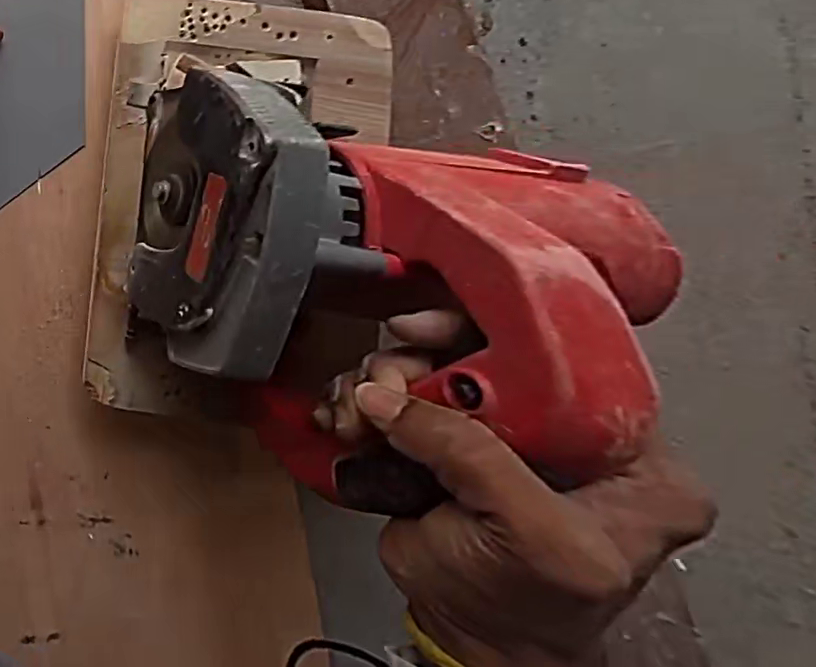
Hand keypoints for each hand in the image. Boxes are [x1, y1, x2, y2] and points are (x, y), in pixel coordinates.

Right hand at [320, 312, 715, 666]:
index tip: (417, 333)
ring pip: (409, 369)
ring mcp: (483, 430)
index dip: (479, 333)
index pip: (552, 357)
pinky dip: (350, 403)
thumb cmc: (532, 604)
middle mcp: (550, 428)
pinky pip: (380, 394)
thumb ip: (474, 459)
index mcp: (620, 453)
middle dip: (405, 368)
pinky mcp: (430, 436)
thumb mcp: (535, 538)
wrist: (473, 632)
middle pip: (461, 353)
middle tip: (381, 395)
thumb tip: (383, 397)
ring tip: (355, 427)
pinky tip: (344, 426)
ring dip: (368, 390)